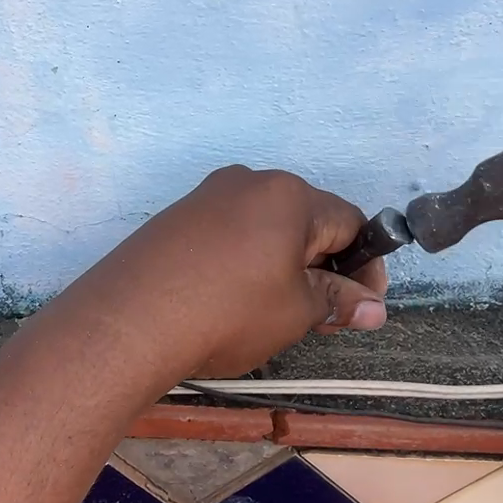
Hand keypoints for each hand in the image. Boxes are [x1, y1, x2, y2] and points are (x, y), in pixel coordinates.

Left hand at [52, 166, 387, 390]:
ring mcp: (204, 197)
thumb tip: (372, 307)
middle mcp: (245, 183)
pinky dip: (244, 262)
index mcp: (286, 194)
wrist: (131, 319)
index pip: (349, 222)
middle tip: (320, 317)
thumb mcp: (296, 312)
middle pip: (304, 222)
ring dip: (282, 267)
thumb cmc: (228, 311)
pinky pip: (227, 235)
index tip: (363, 305)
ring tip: (275, 315)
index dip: (366, 266)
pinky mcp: (174, 219)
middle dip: (322, 268)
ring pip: (264, 229)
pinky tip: (231, 301)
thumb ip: (338, 302)